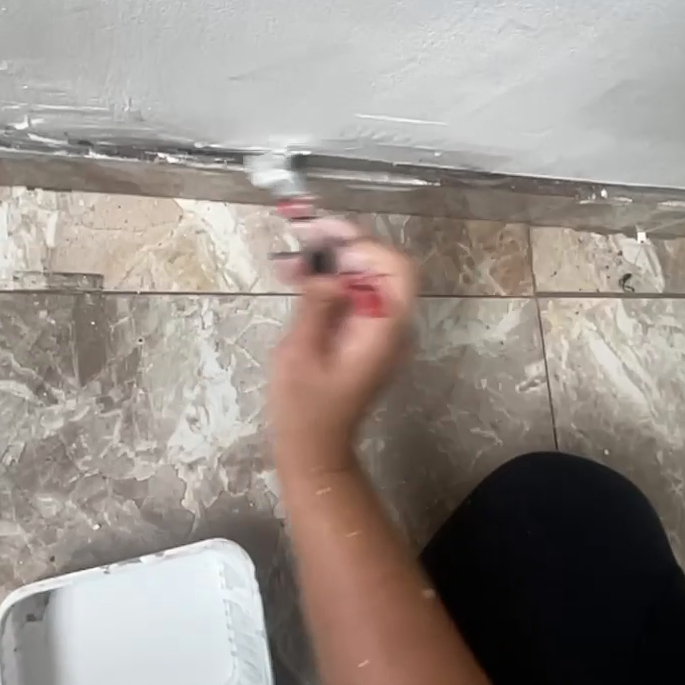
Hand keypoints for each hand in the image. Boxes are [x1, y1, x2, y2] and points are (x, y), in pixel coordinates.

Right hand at [268, 218, 418, 476]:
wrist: (314, 448)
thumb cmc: (304, 408)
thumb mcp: (300, 354)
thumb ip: (317, 307)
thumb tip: (329, 273)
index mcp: (384, 330)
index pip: (395, 269)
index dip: (363, 245)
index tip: (323, 238)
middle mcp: (391, 325)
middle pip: (380, 266)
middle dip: (341, 245)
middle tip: (301, 235)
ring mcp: (379, 329)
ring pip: (364, 275)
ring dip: (329, 259)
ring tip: (289, 259)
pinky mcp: (363, 332)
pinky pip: (352, 293)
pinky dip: (326, 279)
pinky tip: (293, 274)